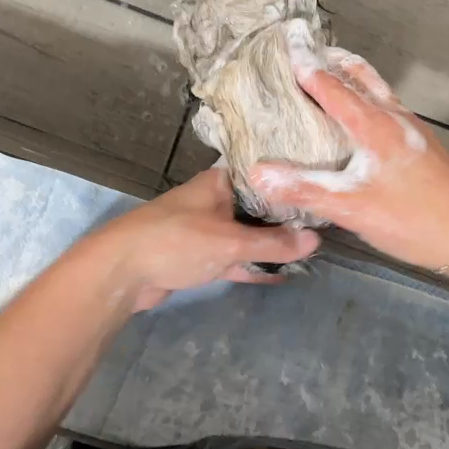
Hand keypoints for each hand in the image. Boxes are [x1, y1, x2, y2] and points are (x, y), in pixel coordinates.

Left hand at [85, 167, 319, 310]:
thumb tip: (316, 240)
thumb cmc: (176, 241)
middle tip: (327, 222)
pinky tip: (281, 274)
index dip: (290, 180)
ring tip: (311, 252)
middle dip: (284, 217)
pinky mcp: (197, 257)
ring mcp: (204, 229)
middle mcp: (212, 200)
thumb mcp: (230, 242)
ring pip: (245, 234)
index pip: (261, 174)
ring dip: (269, 245)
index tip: (323, 185)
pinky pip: (233, 258)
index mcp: (218, 183)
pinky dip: (252, 265)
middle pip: (255, 206)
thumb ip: (272, 243)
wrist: (121, 272)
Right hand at [248, 49, 448, 283]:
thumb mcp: (353, 209)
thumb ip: (305, 189)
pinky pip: (387, 104)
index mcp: (375, 126)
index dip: (307, 67)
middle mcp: (394, 117)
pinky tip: (360, 115)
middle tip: (306, 50)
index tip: (287, 45)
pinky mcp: (423, 143)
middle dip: (332, 60)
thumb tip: (257, 173)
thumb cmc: (413, 220)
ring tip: (329, 71)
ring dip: (351, 74)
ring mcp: (412, 128)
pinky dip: (366, 94)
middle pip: (360, 75)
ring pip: (377, 88)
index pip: (333, 87)